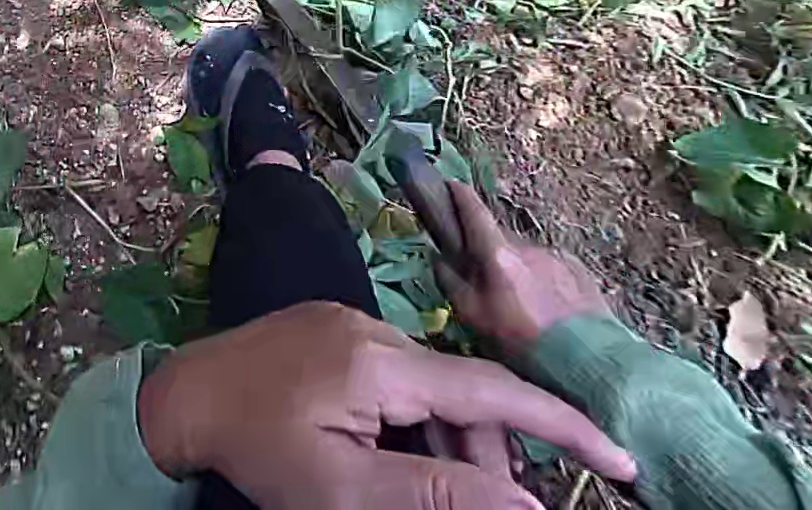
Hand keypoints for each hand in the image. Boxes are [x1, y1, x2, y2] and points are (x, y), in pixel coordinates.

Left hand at [136, 301, 634, 508]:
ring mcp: (351, 320)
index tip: (622, 458)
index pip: (490, 390)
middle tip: (476, 505)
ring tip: (407, 483)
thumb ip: (438, 494)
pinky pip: (394, 370)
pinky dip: (409, 414)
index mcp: (381, 362)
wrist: (189, 394)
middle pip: (458, 392)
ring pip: (427, 383)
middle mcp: (373, 327)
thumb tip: (526, 504)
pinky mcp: (334, 324)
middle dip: (481, 455)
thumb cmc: (263, 450)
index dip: (559, 423)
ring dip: (441, 438)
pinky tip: (383, 447)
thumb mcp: (348, 492)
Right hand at [437, 182, 612, 350]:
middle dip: (490, 250)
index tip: (449, 185)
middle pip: (499, 238)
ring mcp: (556, 256)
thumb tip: (437, 255)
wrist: (590, 366)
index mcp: (498, 254)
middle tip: (487, 278)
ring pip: (526, 254)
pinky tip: (549, 306)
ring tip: (523, 303)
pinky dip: (543, 278)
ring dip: (518, 268)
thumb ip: (450, 281)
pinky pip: (551, 266)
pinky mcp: (579, 270)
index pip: (474, 211)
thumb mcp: (473, 317)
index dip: (459, 195)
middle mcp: (526, 246)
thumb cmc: (523, 342)